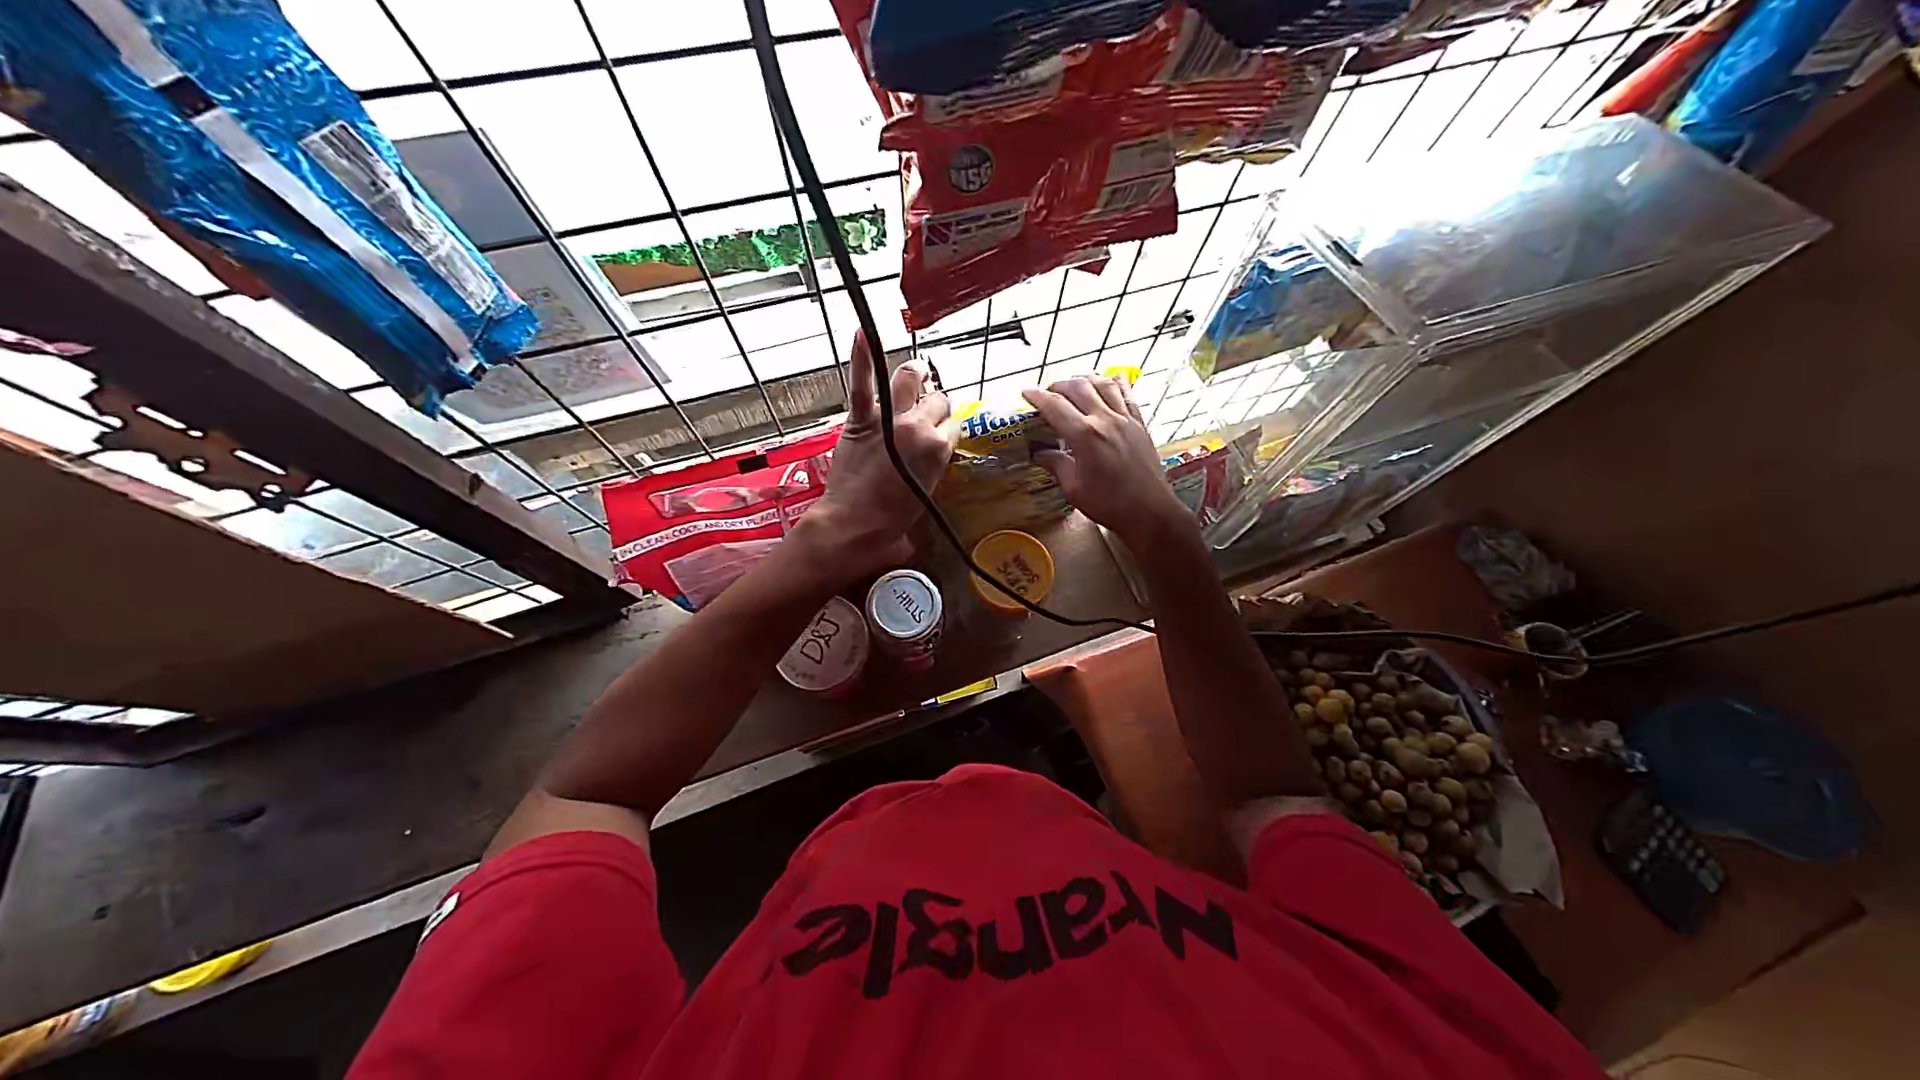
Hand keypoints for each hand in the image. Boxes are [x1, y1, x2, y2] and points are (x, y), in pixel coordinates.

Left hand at [799, 329, 956, 575]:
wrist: (853, 525)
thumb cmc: (891, 523)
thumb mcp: (928, 497)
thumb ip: (936, 469)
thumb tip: (934, 457)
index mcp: (940, 450)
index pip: (955, 424)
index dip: (948, 427)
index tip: (942, 432)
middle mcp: (919, 428)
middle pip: (938, 400)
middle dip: (936, 404)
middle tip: (928, 411)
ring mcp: (889, 420)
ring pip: (909, 380)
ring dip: (916, 373)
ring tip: (918, 372)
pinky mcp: (860, 420)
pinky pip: (862, 383)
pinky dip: (861, 356)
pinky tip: (862, 332)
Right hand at [1021, 376, 1193, 545]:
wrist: (1150, 512)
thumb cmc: (1109, 504)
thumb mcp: (1074, 489)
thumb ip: (1056, 465)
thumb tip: (1040, 454)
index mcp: (1085, 436)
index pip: (1055, 406)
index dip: (1037, 396)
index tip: (1026, 393)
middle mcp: (1105, 420)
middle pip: (1078, 387)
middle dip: (1058, 385)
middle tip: (1047, 393)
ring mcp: (1125, 420)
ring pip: (1104, 384)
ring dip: (1085, 380)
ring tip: (1075, 385)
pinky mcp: (1140, 424)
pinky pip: (1127, 394)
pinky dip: (1114, 383)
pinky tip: (1108, 382)